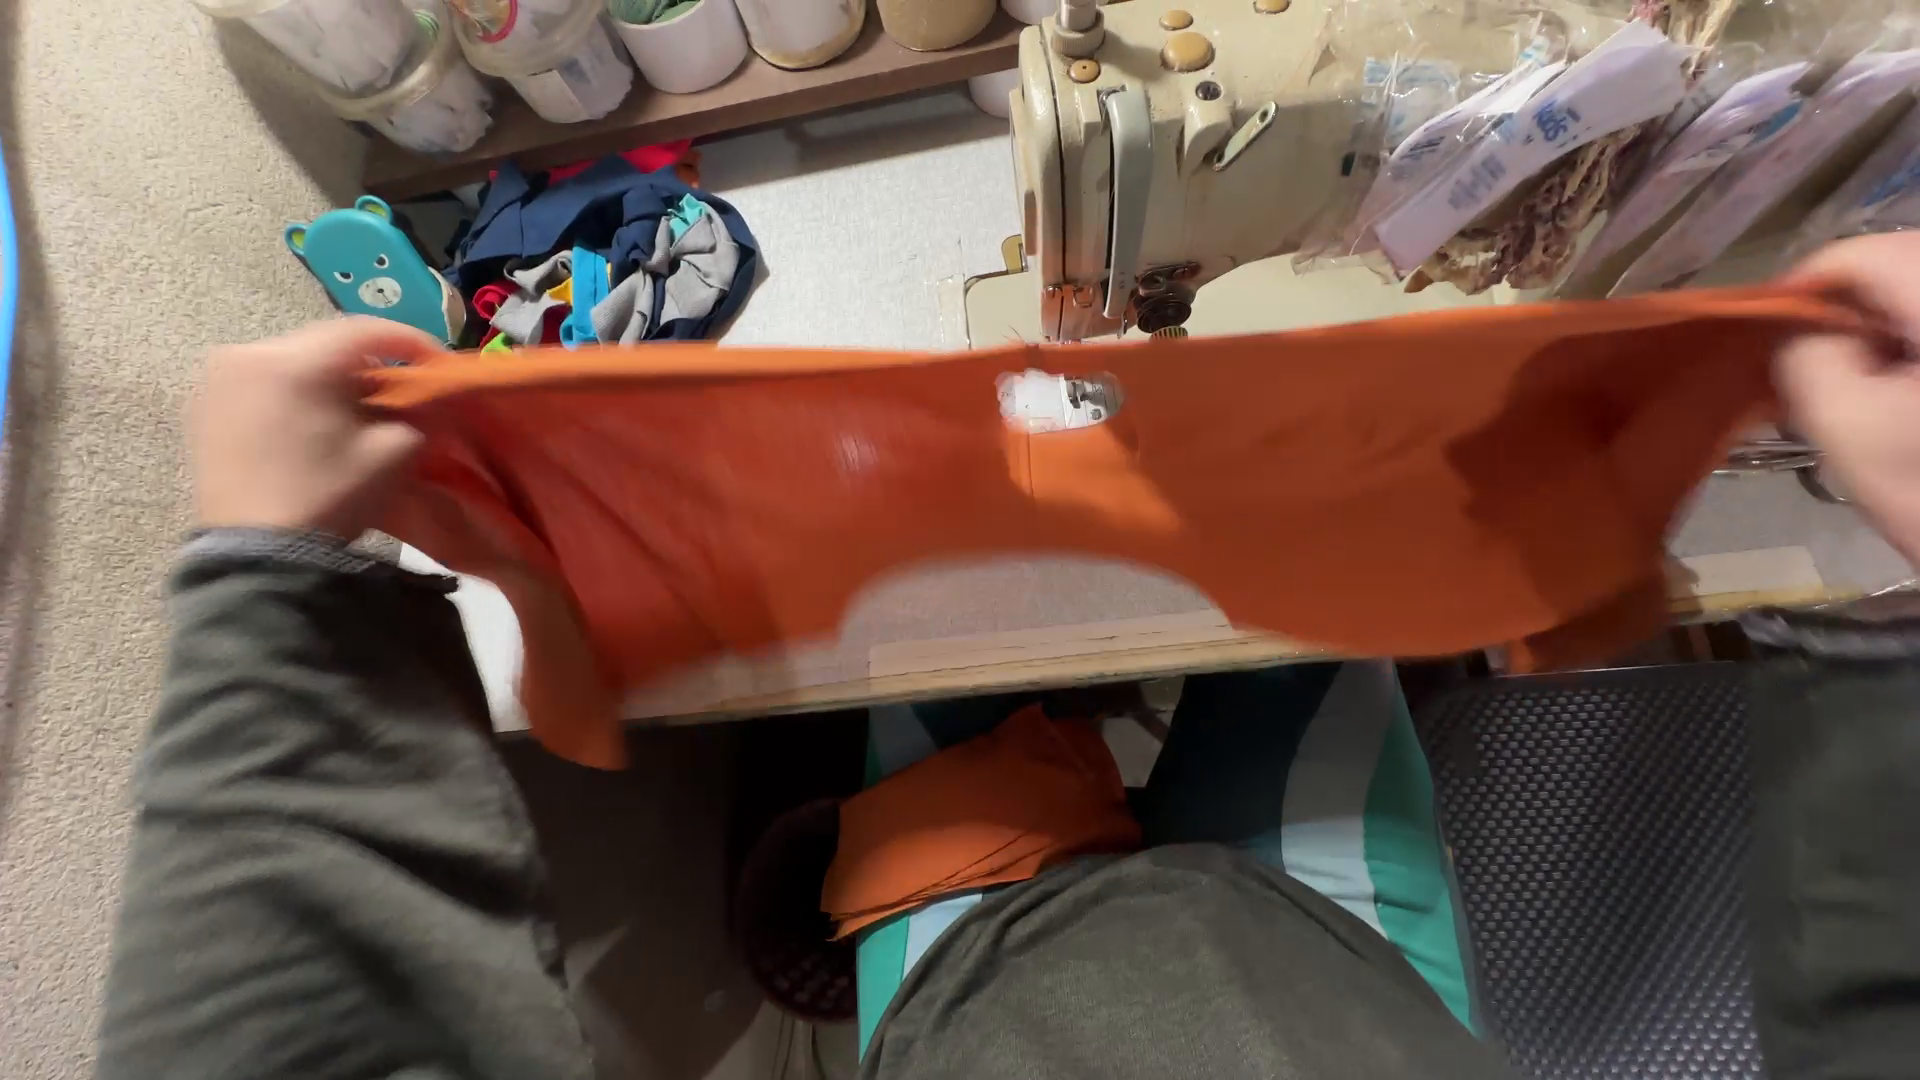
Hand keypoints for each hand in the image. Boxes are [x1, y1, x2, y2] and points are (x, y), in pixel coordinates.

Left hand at [191, 318, 443, 537]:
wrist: (260, 549)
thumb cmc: (333, 493)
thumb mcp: (397, 450)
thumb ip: (416, 411)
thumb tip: (422, 396)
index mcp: (294, 361)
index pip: (366, 330)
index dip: (413, 342)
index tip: (441, 364)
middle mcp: (246, 354)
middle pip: (327, 343)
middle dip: (372, 363)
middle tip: (404, 389)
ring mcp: (216, 378)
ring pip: (295, 361)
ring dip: (335, 378)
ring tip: (363, 408)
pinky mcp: (204, 405)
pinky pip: (267, 381)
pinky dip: (302, 392)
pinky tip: (323, 420)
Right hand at [1779, 233, 1919, 565]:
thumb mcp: (1847, 428)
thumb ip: (1806, 360)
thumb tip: (1800, 329)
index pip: (1860, 255)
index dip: (1801, 291)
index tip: (1767, 341)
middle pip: (1903, 265)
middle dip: (1847, 312)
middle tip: (1816, 371)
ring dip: (1887, 330)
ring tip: (1870, 386)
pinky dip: (1915, 345)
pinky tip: (1911, 390)